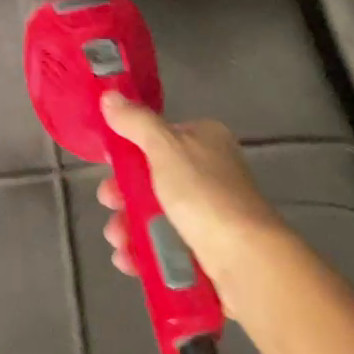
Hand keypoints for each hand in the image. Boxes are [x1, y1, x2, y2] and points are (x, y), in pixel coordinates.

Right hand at [97, 92, 288, 289]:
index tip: (108, 164)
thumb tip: (109, 94)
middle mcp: (209, 172)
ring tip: (117, 240)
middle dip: (124, 193)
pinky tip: (127, 260)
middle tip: (108, 202)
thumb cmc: (204, 194)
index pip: (160, 138)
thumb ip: (136, 122)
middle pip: (153, 178)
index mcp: (205, 140)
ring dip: (128, 226)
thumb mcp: (166, 148)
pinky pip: (165, 245)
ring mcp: (208, 212)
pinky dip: (143, 251)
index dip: (131, 150)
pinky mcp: (204, 248)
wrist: (244, 258)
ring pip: (155, 214)